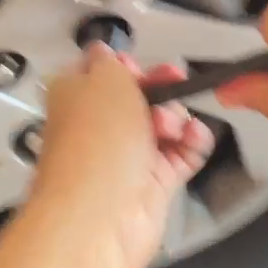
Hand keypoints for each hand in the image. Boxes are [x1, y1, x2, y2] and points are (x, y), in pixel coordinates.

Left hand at [29, 44, 214, 267]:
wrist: (101, 215)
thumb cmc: (95, 139)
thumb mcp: (105, 78)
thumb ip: (110, 61)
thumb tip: (104, 52)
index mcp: (74, 96)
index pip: (99, 70)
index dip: (120, 64)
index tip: (134, 65)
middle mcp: (98, 125)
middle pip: (137, 95)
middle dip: (158, 86)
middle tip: (172, 80)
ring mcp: (126, 155)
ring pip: (162, 123)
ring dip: (175, 116)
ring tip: (170, 125)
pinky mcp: (152, 183)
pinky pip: (181, 154)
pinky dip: (192, 142)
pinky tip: (193, 135)